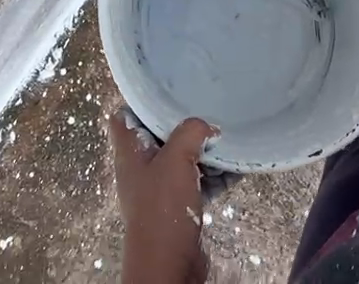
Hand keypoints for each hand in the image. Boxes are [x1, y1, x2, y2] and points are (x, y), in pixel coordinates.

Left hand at [107, 108, 217, 283]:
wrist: (169, 266)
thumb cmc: (164, 207)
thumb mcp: (177, 158)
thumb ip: (191, 131)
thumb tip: (206, 126)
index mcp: (129, 153)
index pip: (123, 117)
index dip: (140, 102)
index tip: (167, 92)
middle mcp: (140, 168)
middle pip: (159, 136)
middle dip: (184, 126)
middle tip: (206, 113)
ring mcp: (158, 189)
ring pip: (181, 159)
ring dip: (204, 152)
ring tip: (227, 140)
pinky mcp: (177, 207)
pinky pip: (196, 181)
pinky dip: (213, 175)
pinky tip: (235, 168)